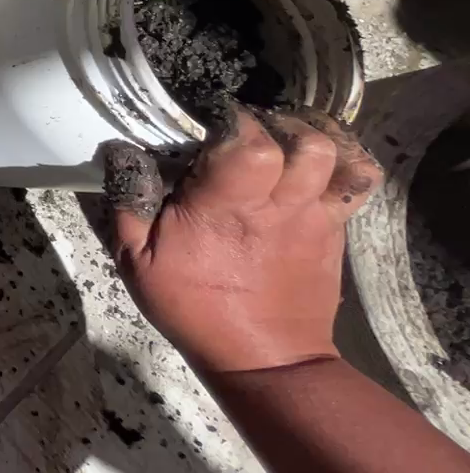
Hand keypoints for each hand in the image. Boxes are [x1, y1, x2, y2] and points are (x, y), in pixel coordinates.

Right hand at [102, 107, 381, 375]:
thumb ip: (127, 199)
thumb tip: (118, 151)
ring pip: (343, 160)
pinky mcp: (333, 233)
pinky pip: (353, 185)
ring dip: (314, 137)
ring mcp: (316, 221)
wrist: (266, 357)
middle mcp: (281, 208)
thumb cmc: (192, 302)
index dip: (232, 119)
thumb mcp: (134, 256)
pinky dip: (335, 163)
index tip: (206, 114)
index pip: (252, 145)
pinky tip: (300, 164)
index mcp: (227, 209)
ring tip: (278, 134)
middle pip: (310, 144)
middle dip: (278, 121)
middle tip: (243, 123)